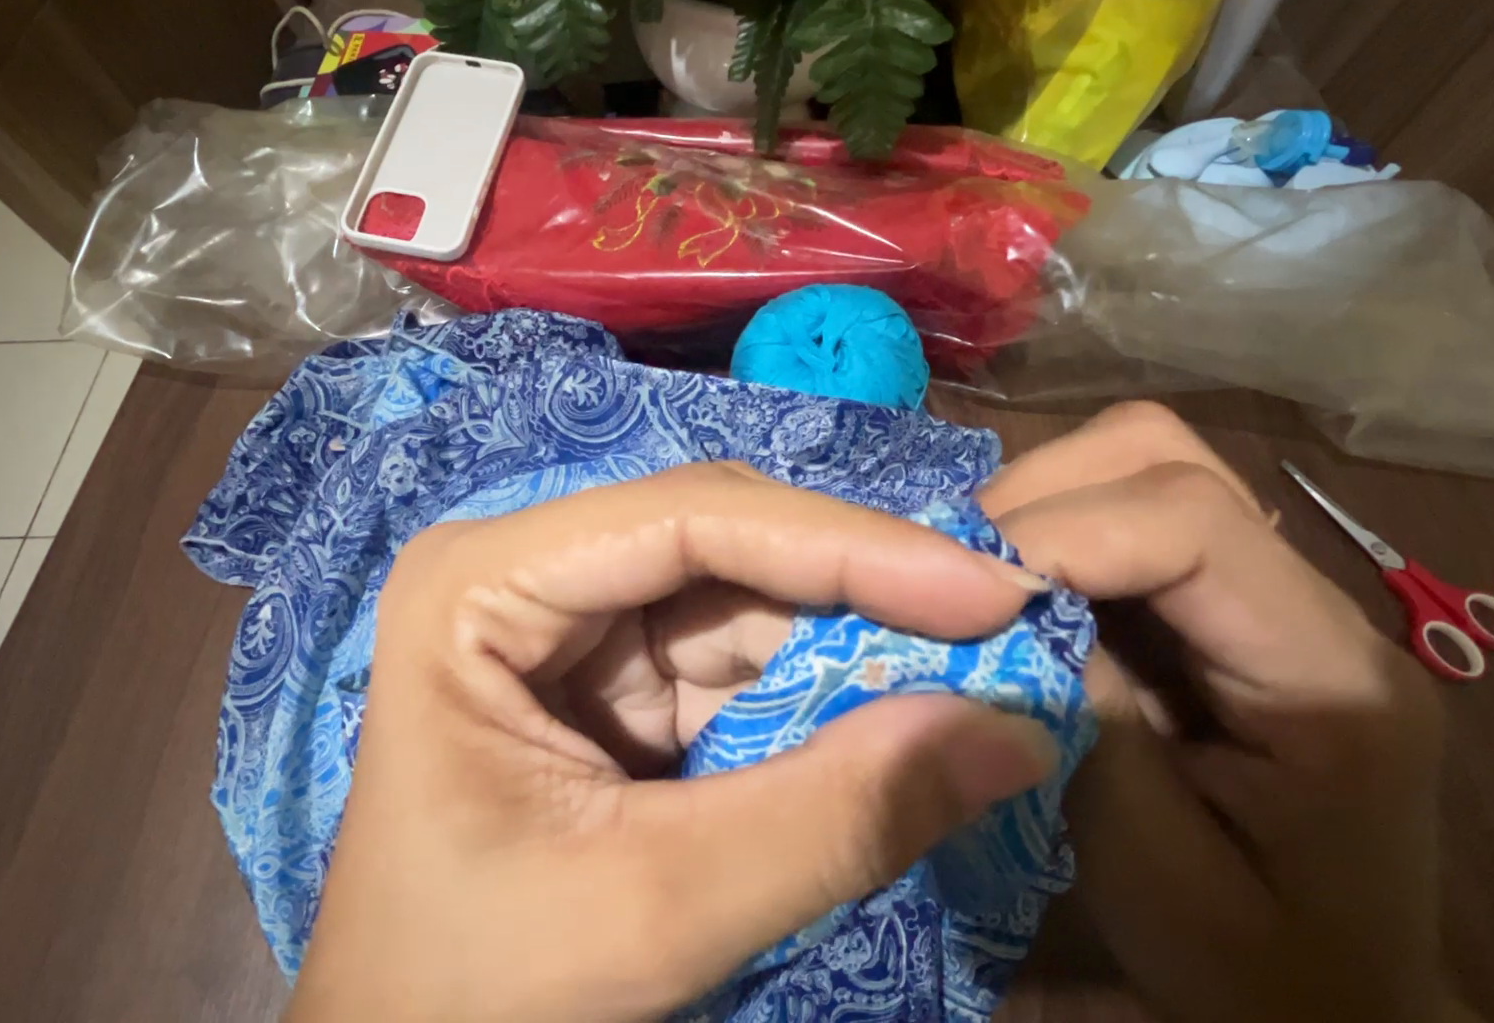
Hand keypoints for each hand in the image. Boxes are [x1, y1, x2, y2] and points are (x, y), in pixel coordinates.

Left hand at [286, 463, 1062, 1022]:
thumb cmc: (482, 981)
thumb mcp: (656, 907)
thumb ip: (836, 817)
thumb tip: (1011, 732)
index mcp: (484, 583)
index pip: (685, 519)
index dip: (845, 544)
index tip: (987, 587)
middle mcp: (530, 568)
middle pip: (722, 541)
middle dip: (860, 589)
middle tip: (1001, 630)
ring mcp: (574, 614)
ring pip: (745, 595)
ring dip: (854, 640)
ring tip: (969, 678)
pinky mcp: (615, 668)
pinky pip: (738, 653)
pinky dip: (820, 684)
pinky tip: (889, 711)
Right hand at [977, 402, 1457, 1021]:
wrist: (1322, 999)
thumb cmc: (1252, 967)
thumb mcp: (1156, 879)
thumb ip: (1084, 734)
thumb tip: (1000, 620)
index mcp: (1329, 676)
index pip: (1191, 523)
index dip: (1058, 535)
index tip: (960, 598)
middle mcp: (1304, 602)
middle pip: (1162, 456)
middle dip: (1037, 499)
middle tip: (955, 581)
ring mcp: (1254, 591)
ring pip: (1131, 464)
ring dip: (1032, 506)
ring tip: (974, 587)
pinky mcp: (1204, 602)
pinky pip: (1110, 513)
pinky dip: (1038, 533)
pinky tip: (1003, 596)